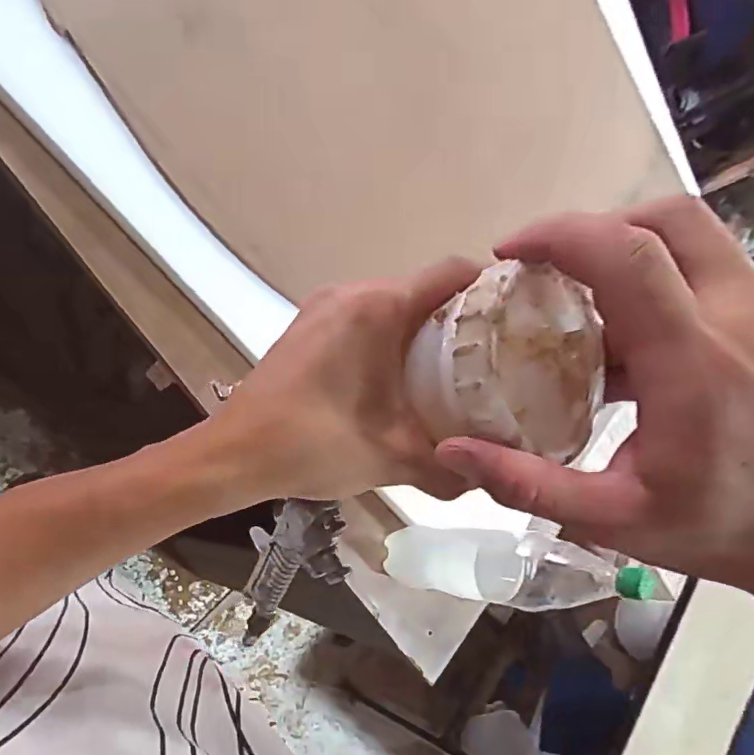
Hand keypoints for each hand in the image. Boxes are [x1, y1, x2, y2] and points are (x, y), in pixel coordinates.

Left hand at [205, 258, 481, 501]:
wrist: (231, 456)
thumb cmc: (310, 445)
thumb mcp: (390, 458)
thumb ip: (445, 468)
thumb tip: (485, 480)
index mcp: (375, 306)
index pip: (455, 274)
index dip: (495, 294)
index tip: (522, 327)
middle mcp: (346, 295)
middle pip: (422, 293)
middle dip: (459, 325)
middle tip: (492, 366)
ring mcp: (317, 312)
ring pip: (387, 311)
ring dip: (418, 339)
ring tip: (448, 381)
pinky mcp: (300, 334)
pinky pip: (357, 326)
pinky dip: (382, 347)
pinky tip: (393, 387)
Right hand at [431, 197, 753, 608]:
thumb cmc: (731, 531)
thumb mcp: (612, 518)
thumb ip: (525, 484)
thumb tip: (451, 452)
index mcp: (699, 362)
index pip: (631, 257)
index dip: (562, 237)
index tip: (508, 252)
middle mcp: (745, 318)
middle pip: (669, 220)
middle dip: (592, 229)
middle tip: (536, 269)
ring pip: (694, 241)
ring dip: (622, 255)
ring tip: (568, 306)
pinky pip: (709, 274)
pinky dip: (652, 284)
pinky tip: (618, 344)